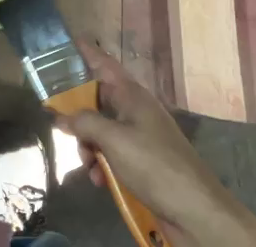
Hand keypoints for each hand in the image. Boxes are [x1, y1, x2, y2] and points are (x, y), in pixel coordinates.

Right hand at [58, 47, 255, 246]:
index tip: (63, 43)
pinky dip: (102, 164)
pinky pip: (113, 154)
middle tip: (59, 126)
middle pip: (97, 99)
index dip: (85, 51)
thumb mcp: (113, 140)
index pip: (104, 63)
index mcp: (131, 95)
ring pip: (102, 130)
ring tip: (87, 165)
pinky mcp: (143, 162)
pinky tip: (100, 181)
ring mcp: (140, 137)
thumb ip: (84, 123)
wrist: (196, 212)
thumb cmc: (154, 165)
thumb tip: (61, 116)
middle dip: (77, 114)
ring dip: (89, 145)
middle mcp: (135, 110)